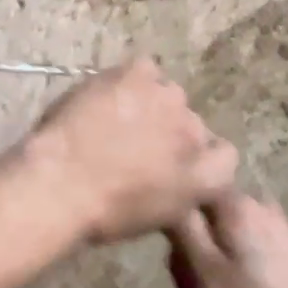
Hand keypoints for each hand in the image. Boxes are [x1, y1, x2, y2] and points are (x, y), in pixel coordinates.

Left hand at [21, 59, 238, 244]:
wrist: (62, 181)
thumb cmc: (105, 212)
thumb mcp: (157, 217)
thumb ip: (184, 193)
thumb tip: (183, 179)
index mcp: (206, 175)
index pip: (224, 157)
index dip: (199, 158)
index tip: (173, 163)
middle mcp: (196, 131)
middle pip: (191, 123)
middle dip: (169, 131)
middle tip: (137, 143)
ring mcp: (168, 98)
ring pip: (168, 94)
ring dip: (151, 104)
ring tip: (119, 117)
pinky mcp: (139, 74)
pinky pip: (146, 70)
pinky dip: (132, 80)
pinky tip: (112, 94)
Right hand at [167, 193, 287, 287]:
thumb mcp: (203, 271)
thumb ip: (180, 225)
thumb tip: (169, 191)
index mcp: (235, 202)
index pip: (184, 193)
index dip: (173, 227)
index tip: (178, 261)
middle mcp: (255, 204)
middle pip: (202, 222)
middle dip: (192, 261)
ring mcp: (273, 230)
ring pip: (220, 246)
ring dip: (210, 279)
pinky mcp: (283, 256)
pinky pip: (241, 261)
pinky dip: (232, 285)